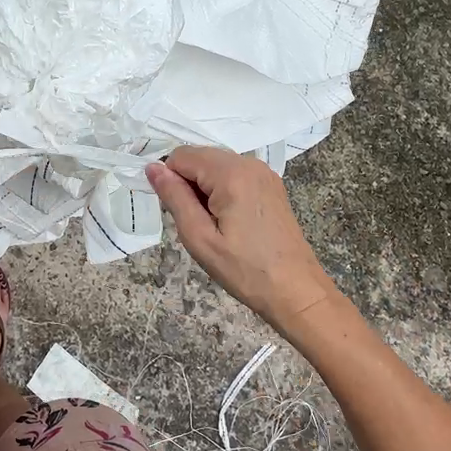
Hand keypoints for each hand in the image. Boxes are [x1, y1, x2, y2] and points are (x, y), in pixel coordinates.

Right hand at [146, 146, 334, 335]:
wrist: (298, 294)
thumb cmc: (246, 271)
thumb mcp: (200, 238)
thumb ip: (174, 197)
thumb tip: (152, 167)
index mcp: (231, 173)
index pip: (181, 156)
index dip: (171, 181)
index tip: (180, 214)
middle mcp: (248, 163)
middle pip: (199, 157)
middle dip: (188, 184)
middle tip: (197, 223)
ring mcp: (263, 172)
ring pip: (215, 165)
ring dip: (204, 188)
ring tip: (214, 224)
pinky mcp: (271, 184)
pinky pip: (233, 173)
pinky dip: (222, 190)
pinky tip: (230, 221)